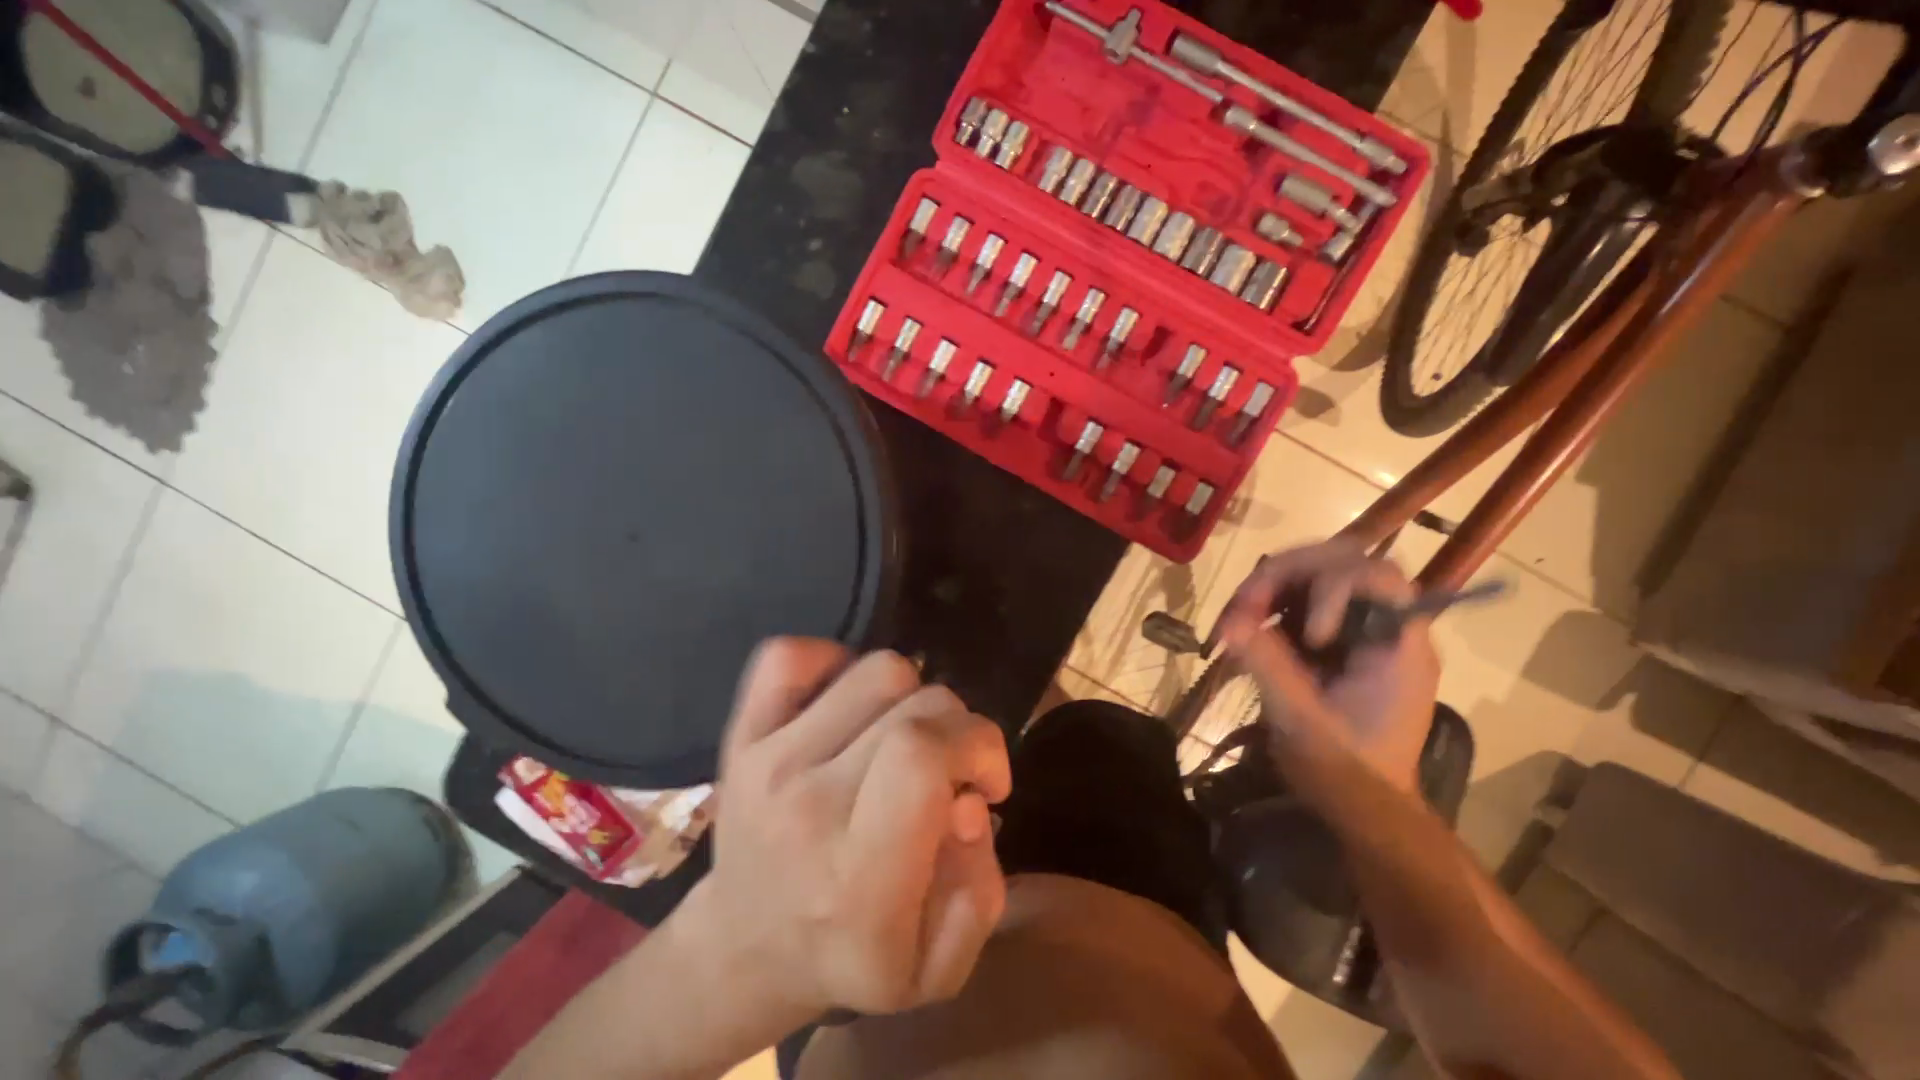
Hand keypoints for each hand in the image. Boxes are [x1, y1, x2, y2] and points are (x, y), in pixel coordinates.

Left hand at [690, 638, 1011, 1019]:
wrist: (743, 949)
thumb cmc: (849, 959)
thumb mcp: (935, 967)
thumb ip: (978, 892)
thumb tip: (969, 803)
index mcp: (858, 870)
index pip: (922, 755)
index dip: (977, 745)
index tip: (987, 782)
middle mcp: (808, 803)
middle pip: (913, 705)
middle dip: (959, 728)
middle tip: (952, 772)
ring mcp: (767, 761)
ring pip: (874, 671)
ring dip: (911, 697)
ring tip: (904, 742)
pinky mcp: (740, 736)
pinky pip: (788, 656)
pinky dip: (833, 662)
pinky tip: (852, 709)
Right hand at [1215, 540, 1439, 790]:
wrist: (1366, 813)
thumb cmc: (1344, 774)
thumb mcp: (1300, 722)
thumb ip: (1268, 665)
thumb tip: (1229, 623)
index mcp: (1399, 645)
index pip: (1377, 576)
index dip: (1332, 586)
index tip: (1309, 637)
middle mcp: (1390, 628)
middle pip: (1343, 563)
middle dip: (1287, 575)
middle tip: (1243, 607)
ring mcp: (1365, 633)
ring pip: (1320, 577)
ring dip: (1273, 587)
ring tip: (1236, 621)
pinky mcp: (1344, 644)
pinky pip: (1309, 604)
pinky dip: (1275, 608)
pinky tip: (1248, 632)